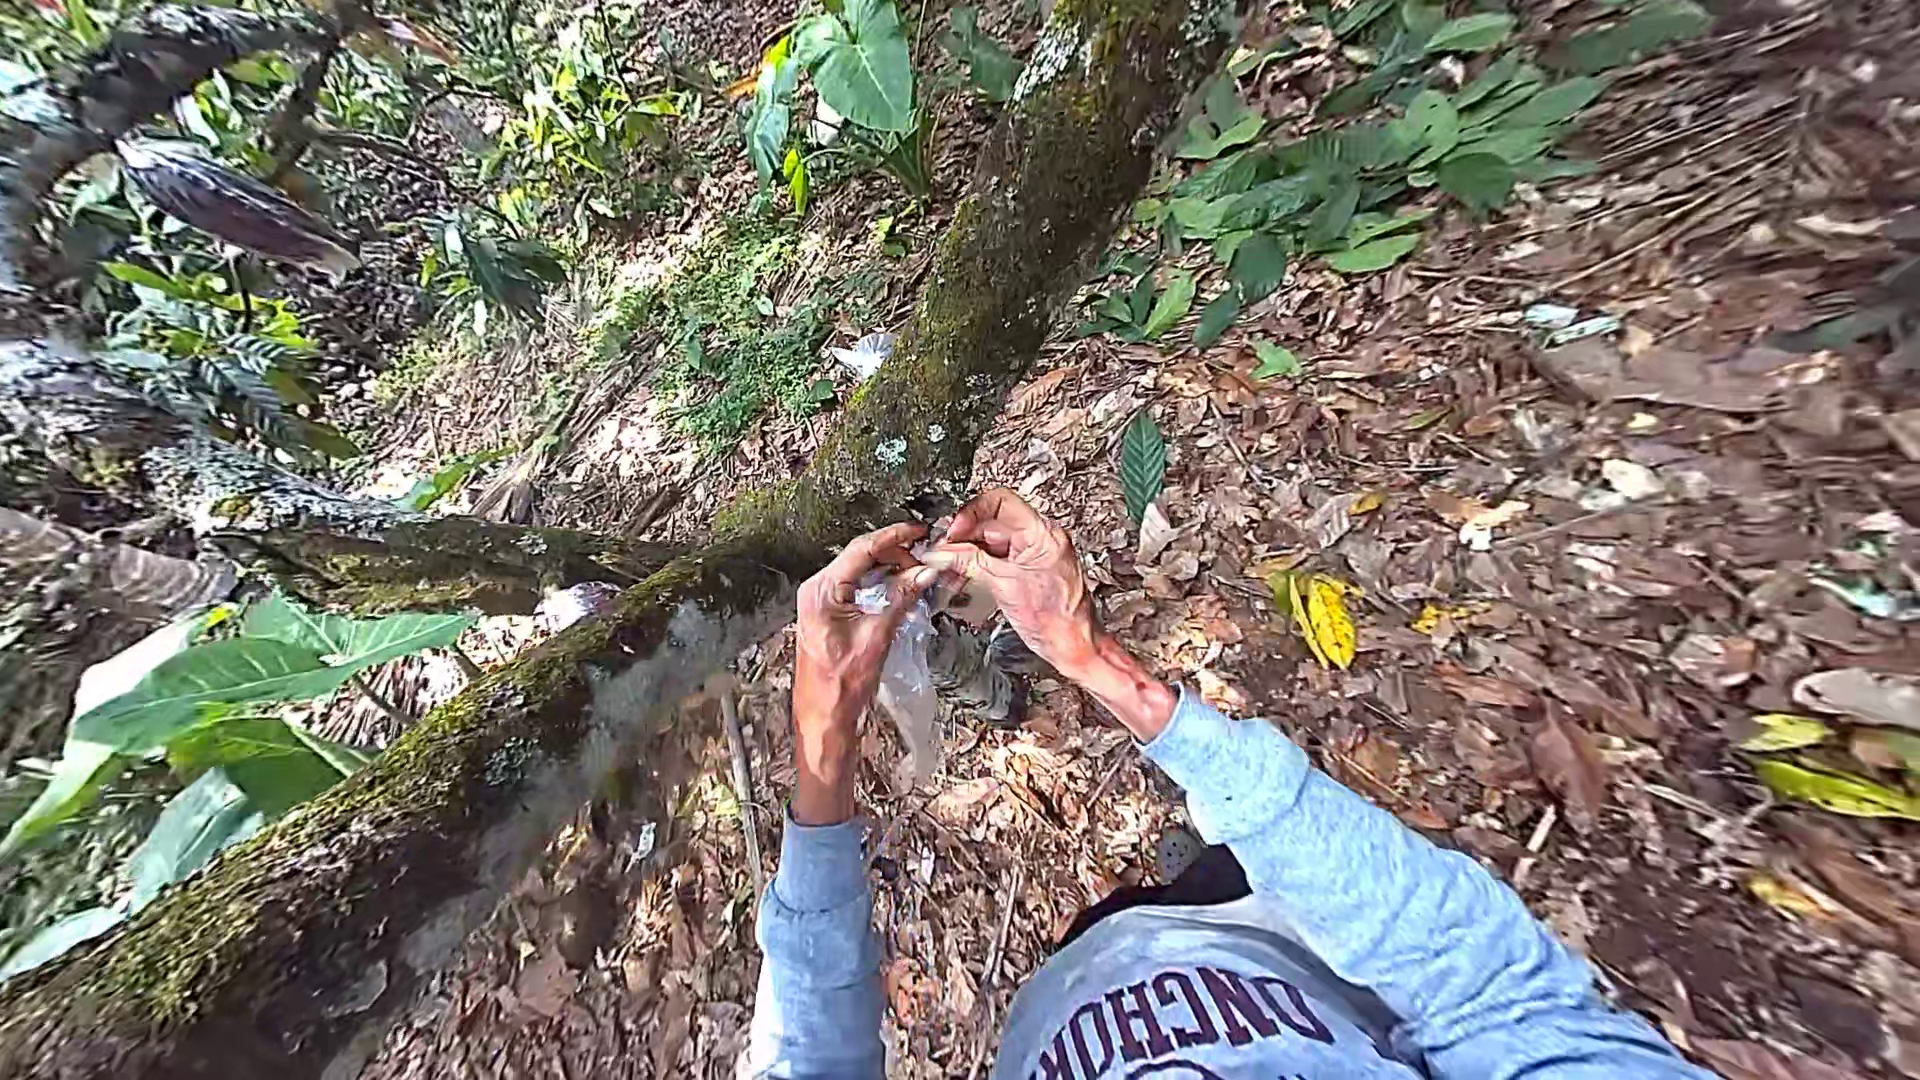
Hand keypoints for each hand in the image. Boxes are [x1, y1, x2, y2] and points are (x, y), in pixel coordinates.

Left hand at [791, 522, 937, 823]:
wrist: (824, 719)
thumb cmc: (842, 686)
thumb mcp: (877, 636)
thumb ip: (901, 598)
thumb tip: (924, 572)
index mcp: (821, 591)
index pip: (861, 549)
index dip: (894, 536)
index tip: (918, 531)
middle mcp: (817, 590)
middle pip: (860, 555)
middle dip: (895, 552)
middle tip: (924, 556)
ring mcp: (821, 601)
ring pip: (860, 570)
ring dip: (890, 567)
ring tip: (917, 570)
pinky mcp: (829, 612)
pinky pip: (858, 586)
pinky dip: (881, 583)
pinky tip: (900, 586)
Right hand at [919, 489, 1098, 677]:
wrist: (1072, 645)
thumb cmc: (1054, 620)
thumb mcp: (1002, 585)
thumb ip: (969, 562)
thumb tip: (941, 552)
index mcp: (1041, 533)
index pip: (1000, 502)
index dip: (971, 512)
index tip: (954, 531)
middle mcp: (1039, 537)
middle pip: (991, 522)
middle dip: (963, 535)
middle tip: (942, 551)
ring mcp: (1033, 553)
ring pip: (990, 540)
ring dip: (965, 552)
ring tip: (946, 566)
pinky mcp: (1026, 569)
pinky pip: (996, 557)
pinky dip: (976, 564)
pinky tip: (959, 574)